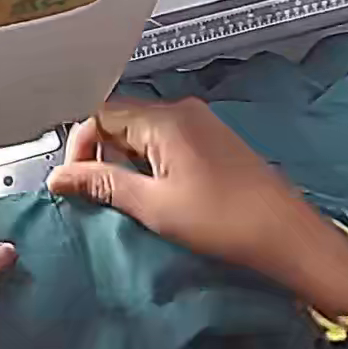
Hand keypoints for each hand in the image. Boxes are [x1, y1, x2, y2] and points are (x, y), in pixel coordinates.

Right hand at [46, 98, 347, 315]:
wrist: (288, 237)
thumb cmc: (223, 221)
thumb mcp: (152, 205)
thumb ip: (101, 184)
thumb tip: (58, 177)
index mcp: (165, 119)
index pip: (99, 114)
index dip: (79, 146)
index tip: (75, 181)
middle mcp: (181, 111)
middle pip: (118, 120)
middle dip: (98, 153)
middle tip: (94, 191)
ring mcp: (198, 123)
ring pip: (138, 131)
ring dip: (121, 160)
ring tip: (123, 196)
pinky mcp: (209, 140)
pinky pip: (161, 140)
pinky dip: (145, 162)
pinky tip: (150, 191)